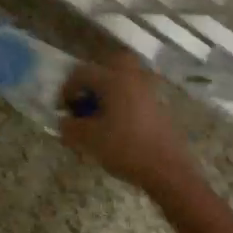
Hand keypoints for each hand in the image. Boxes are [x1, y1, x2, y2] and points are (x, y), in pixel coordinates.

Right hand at [58, 50, 195, 191]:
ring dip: (113, 88)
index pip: (82, 72)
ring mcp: (150, 93)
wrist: (169, 171)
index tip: (64, 108)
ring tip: (103, 112)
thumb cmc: (126, 149)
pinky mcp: (161, 108)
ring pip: (128, 78)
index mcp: (113, 80)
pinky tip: (120, 125)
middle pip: (114, 62)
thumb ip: (70, 127)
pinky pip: (138, 95)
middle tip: (88, 96)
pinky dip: (126, 101)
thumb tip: (63, 121)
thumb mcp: (89, 140)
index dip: (67, 88)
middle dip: (97, 76)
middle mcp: (133, 78)